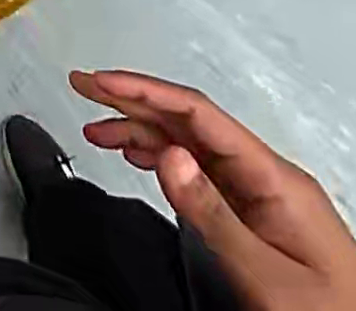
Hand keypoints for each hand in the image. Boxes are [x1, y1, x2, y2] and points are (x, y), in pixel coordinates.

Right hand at [70, 70, 355, 310]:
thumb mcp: (266, 274)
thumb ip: (212, 212)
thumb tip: (166, 154)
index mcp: (273, 177)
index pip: (198, 113)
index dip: (145, 90)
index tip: (100, 81)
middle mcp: (264, 175)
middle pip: (187, 121)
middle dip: (132, 99)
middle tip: (82, 85)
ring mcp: (258, 193)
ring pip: (187, 143)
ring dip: (138, 130)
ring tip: (95, 129)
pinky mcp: (252, 212)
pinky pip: (196, 168)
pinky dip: (157, 155)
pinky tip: (135, 156)